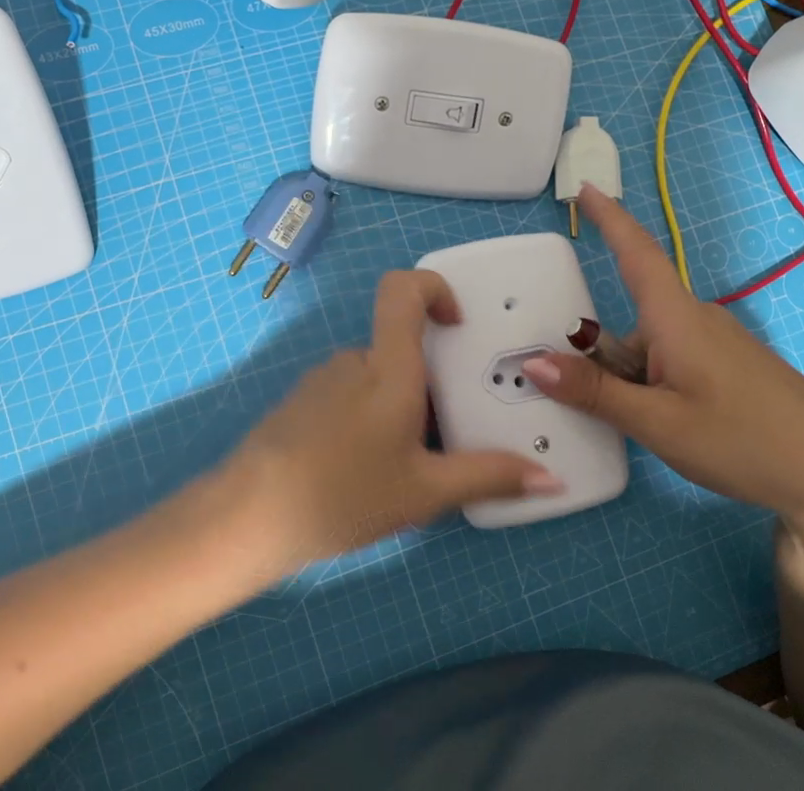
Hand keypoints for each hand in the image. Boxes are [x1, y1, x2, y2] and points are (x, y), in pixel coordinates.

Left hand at [218, 270, 560, 573]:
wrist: (252, 515)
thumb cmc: (345, 494)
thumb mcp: (425, 492)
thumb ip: (489, 477)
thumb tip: (551, 478)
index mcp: (387, 368)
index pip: (403, 290)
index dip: (434, 288)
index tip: (457, 324)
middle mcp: (352, 362)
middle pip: (398, 348)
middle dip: (428, 383)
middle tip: (447, 433)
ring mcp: (320, 382)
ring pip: (373, 378)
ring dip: (397, 407)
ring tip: (408, 464)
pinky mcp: (298, 405)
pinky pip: (346, 397)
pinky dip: (367, 419)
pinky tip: (366, 471)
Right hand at [521, 186, 803, 531]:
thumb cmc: (742, 442)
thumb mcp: (656, 423)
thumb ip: (594, 392)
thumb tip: (536, 363)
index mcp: (677, 320)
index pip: (636, 254)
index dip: (609, 219)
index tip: (585, 190)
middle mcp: (697, 320)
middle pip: (630, 321)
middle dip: (603, 357)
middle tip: (590, 401)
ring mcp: (718, 344)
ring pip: (650, 347)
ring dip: (630, 378)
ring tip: (641, 427)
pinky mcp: (730, 366)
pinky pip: (673, 360)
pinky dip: (652, 384)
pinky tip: (668, 425)